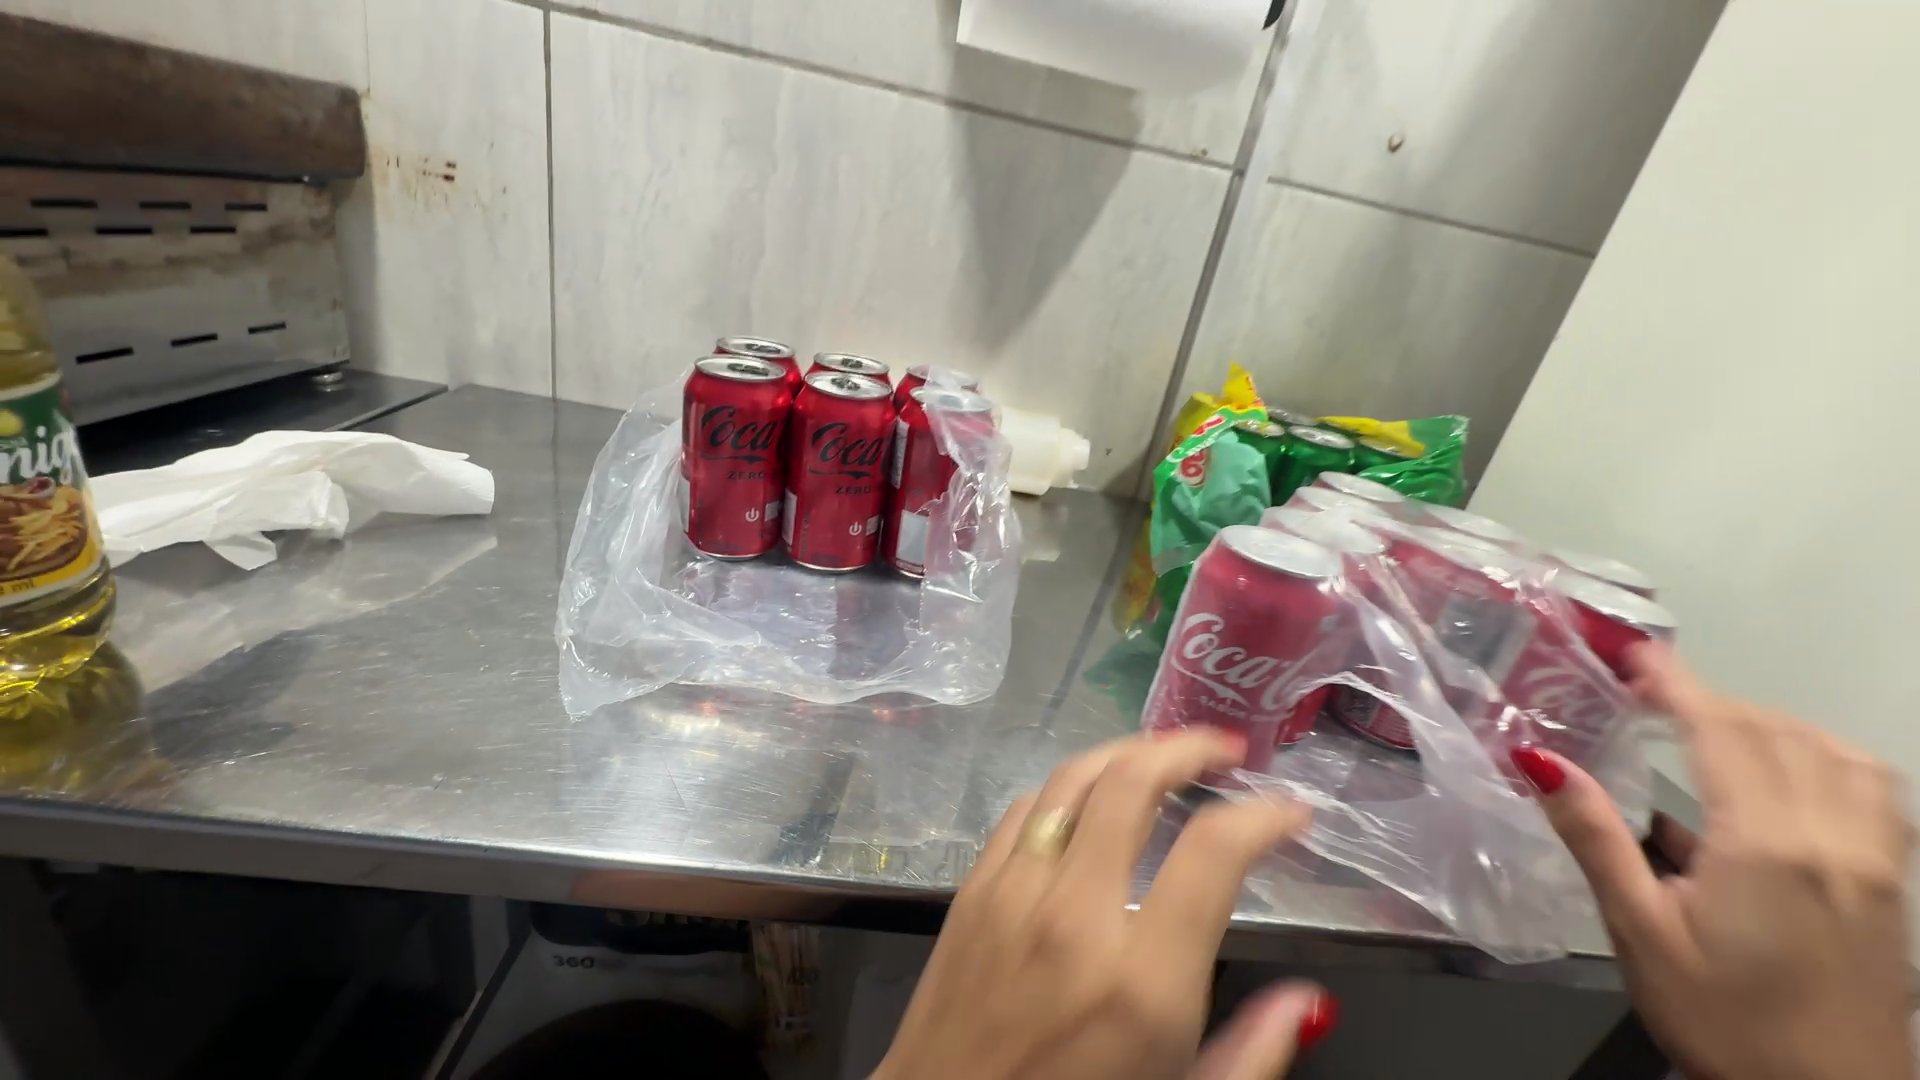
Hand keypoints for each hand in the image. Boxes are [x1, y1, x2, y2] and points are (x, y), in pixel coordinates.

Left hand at [873, 732, 1333, 1079]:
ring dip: (1126, 752)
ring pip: (1073, 779)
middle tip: (1225, 750)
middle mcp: (1074, 914)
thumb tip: (1307, 1000)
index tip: (1289, 809)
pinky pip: (1024, 807)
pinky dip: (1068, 787)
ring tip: (1164, 756)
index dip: (1263, 815)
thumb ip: (1254, 1052)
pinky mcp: (972, 888)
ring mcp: (1013, 891)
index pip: (1212, 852)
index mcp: (1140, 978)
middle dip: (1187, 748)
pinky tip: (1091, 796)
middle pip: (1132, 782)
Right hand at [1511, 644, 1913, 1079]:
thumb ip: (1593, 834)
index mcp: (1766, 847)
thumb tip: (1536, 759)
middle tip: (1644, 686)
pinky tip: (1780, 770)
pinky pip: (1870, 789)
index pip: (1722, 732)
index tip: (1632, 650)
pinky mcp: (1894, 886)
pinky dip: (1820, 754)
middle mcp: (1835, 841)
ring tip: (1708, 721)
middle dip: (1710, 696)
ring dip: (1769, 720)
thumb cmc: (1718, 1014)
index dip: (1676, 681)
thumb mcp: (1637, 927)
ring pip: (1838, 754)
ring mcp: (1878, 863)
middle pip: (1779, 733)